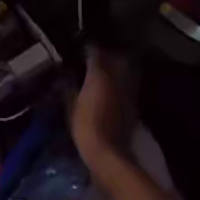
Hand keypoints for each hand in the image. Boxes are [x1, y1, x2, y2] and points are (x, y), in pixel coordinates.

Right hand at [71, 47, 136, 161]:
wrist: (108, 150)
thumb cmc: (84, 126)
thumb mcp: (70, 107)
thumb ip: (69, 89)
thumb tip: (66, 78)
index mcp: (99, 74)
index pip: (95, 52)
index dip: (88, 49)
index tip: (82, 49)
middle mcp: (117, 76)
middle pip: (115, 57)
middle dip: (107, 55)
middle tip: (96, 59)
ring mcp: (128, 89)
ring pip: (126, 69)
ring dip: (117, 67)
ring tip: (106, 72)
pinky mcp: (133, 102)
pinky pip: (129, 84)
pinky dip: (122, 82)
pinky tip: (114, 88)